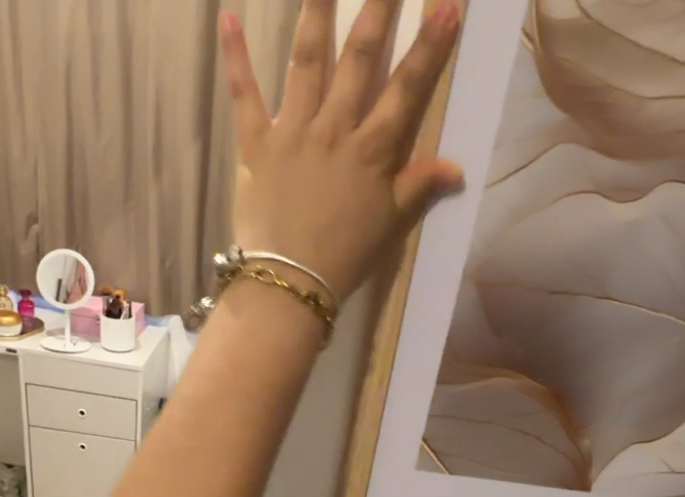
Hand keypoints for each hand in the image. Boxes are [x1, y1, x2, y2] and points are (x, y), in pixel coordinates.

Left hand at [221, 0, 465, 301]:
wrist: (291, 281)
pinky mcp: (256, 144)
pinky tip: (228, 16)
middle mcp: (335, 129)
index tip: (446, 6)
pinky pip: (245, 96)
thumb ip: (419, 187)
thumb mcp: (390, 224)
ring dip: (314, 12)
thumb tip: (457, 168)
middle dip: (376, 9)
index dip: (429, 47)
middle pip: (359, 58)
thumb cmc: (344, 256)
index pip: (407, 89)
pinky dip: (236, 58)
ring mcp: (293, 132)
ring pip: (306, 62)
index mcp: (372, 150)